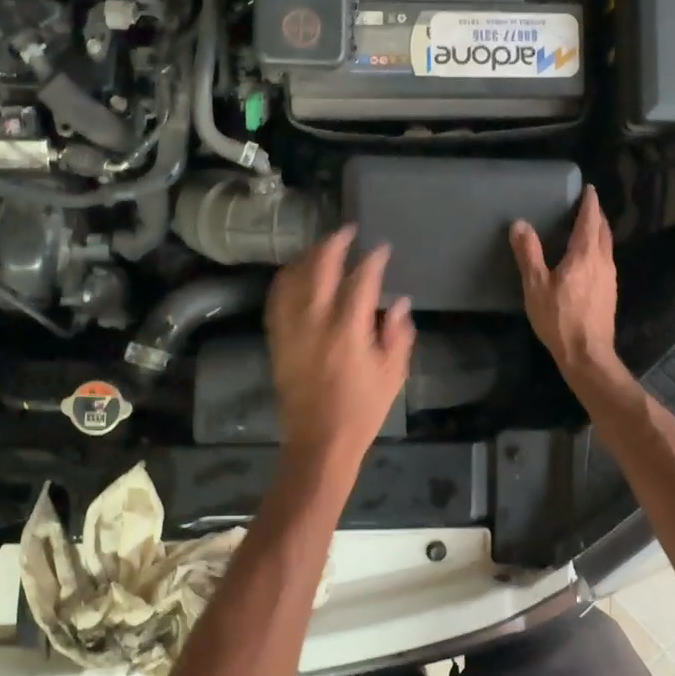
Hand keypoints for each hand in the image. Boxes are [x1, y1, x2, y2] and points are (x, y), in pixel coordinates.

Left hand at [265, 225, 414, 467]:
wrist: (319, 443)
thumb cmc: (362, 411)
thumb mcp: (392, 375)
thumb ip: (397, 335)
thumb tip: (398, 303)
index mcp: (348, 331)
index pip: (361, 281)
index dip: (373, 259)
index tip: (381, 248)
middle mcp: (315, 323)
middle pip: (320, 268)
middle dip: (334, 244)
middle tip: (347, 232)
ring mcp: (291, 330)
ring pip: (293, 278)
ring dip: (308, 256)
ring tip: (322, 247)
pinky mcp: (276, 340)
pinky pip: (276, 299)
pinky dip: (285, 279)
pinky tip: (295, 272)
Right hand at [511, 185, 618, 371]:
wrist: (587, 355)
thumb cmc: (559, 318)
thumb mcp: (536, 285)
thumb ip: (529, 253)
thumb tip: (520, 224)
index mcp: (585, 254)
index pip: (590, 220)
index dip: (590, 203)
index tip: (589, 189)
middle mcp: (603, 262)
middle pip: (603, 231)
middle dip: (597, 216)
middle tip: (588, 206)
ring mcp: (609, 279)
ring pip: (607, 247)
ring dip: (600, 233)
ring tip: (588, 228)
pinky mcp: (610, 294)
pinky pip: (606, 261)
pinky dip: (599, 250)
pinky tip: (590, 259)